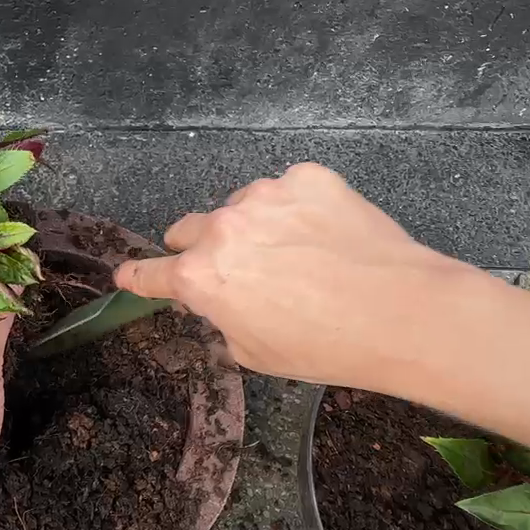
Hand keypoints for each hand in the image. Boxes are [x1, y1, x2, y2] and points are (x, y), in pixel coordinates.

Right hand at [114, 163, 498, 389]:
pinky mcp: (306, 177)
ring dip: (251, 227)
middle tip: (236, 269)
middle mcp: (221, 228)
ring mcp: (263, 195)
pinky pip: (285, 191)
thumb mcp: (255, 353)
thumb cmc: (325, 347)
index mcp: (201, 276)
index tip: (125, 273)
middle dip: (199, 248)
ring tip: (299, 254)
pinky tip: (326, 233)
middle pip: (186, 229)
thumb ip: (221, 318)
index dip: (136, 276)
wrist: (405, 313)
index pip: (149, 273)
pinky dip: (295, 209)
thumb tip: (220, 299)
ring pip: (239, 208)